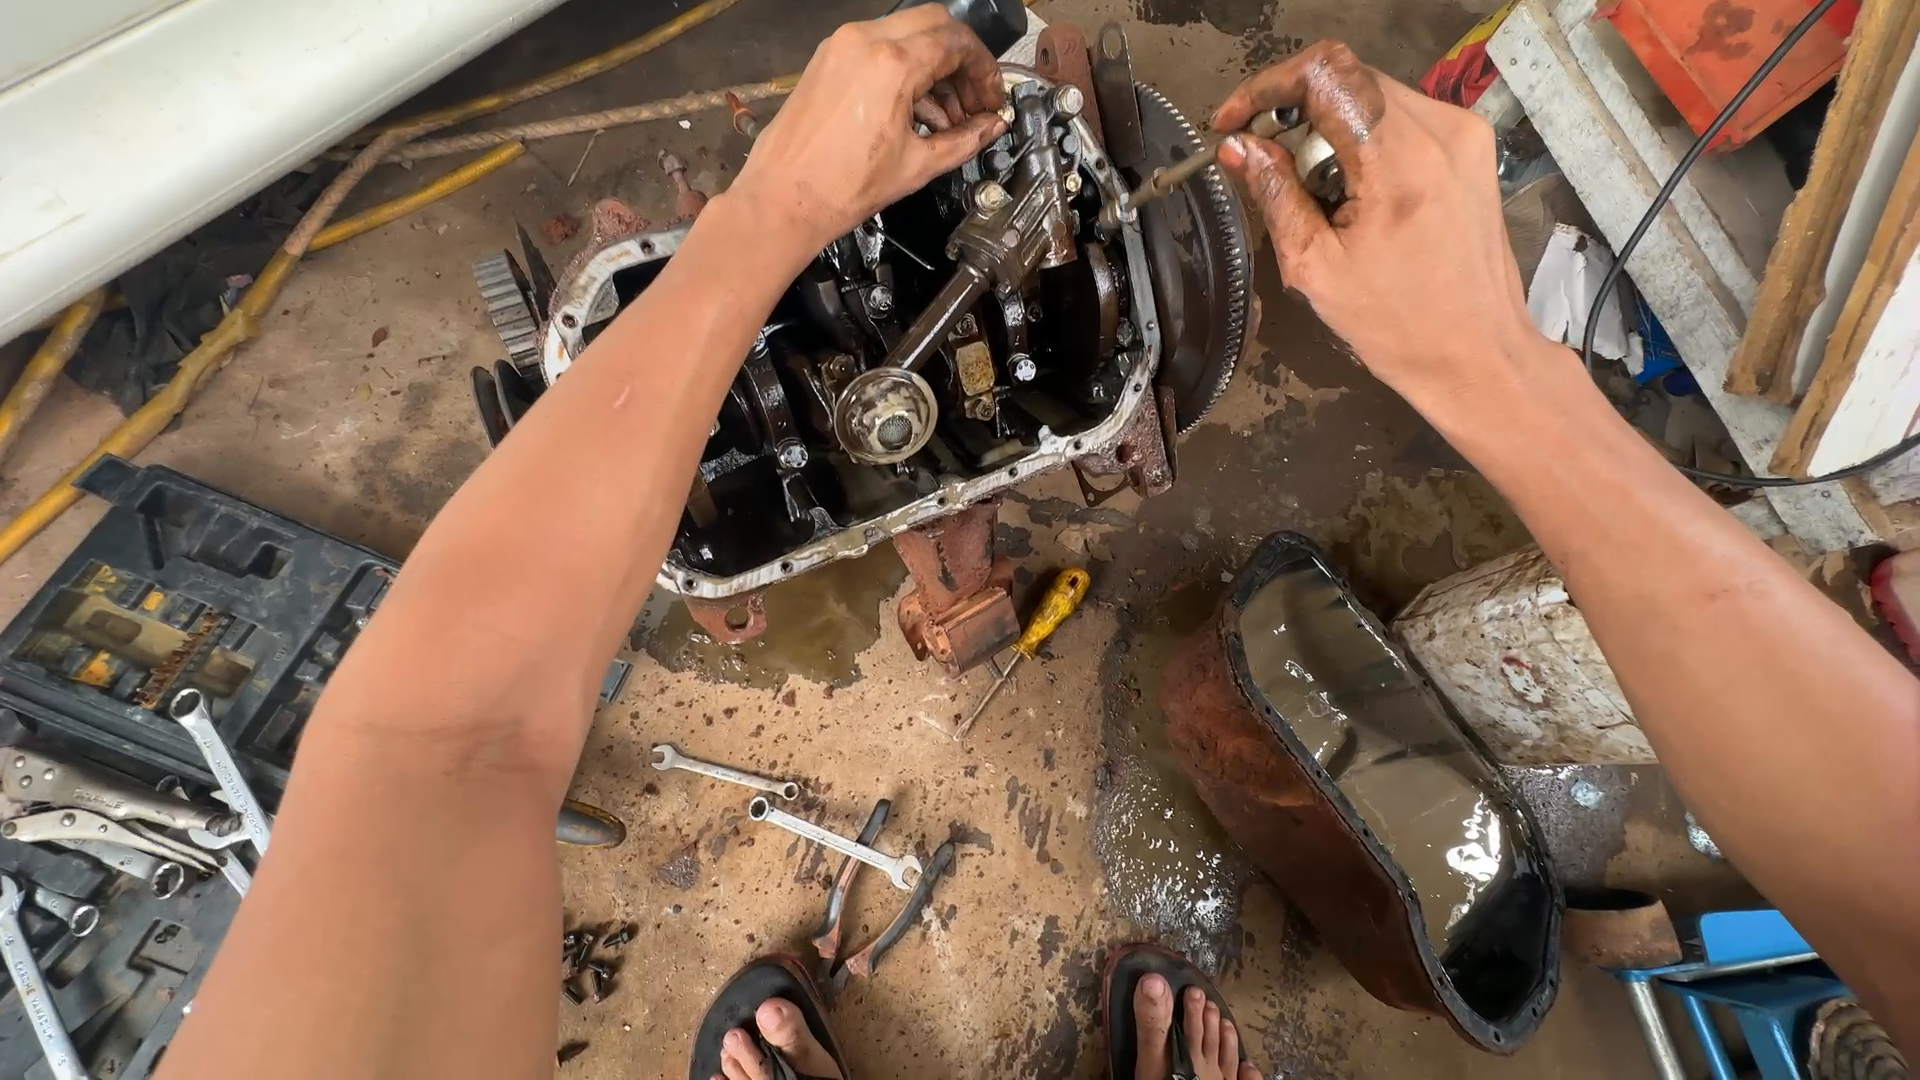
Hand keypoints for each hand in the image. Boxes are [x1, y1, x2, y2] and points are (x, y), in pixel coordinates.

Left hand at [732, 7, 1007, 253]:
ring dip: (933, 66)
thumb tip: (992, 127)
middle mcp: (866, 40)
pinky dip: (904, 70)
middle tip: (974, 101)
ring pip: (906, 34)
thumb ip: (963, 141)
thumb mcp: (917, 166)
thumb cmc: (845, 188)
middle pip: (934, 24)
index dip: (984, 69)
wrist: (786, 197)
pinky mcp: (828, 58)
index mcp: (892, 65)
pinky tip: (915, 112)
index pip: (956, 42)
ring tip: (947, 117)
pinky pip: (878, 49)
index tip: (993, 96)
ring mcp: (843, 45)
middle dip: (961, 60)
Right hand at [1214, 42, 1547, 410]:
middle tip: (1263, 164)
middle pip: (1348, 78)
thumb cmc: (1391, 323)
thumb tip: (1238, 147)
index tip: (1232, 123)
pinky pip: (1398, 117)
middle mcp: (1441, 128)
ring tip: (1311, 192)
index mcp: (1399, 161)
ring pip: (1372, 94)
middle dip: (1292, 113)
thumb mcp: (1315, 267)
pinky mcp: (1471, 145)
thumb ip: (1276, 195)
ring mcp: (1463, 132)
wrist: (1473, 349)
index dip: (1267, 87)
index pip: (1327, 74)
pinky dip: (1358, 139)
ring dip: (1324, 129)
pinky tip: (1348, 190)